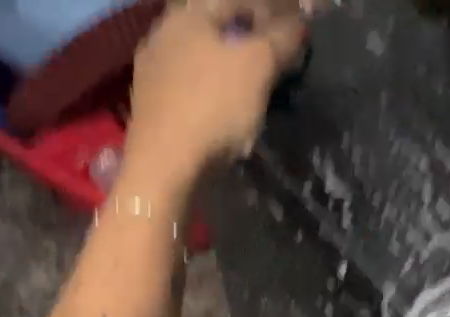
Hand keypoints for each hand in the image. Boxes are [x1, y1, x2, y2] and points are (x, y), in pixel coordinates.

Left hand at [121, 0, 307, 196]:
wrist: (164, 167)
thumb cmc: (213, 107)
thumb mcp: (258, 66)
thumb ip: (281, 39)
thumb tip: (299, 26)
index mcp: (188, 13)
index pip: (236, 1)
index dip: (271, 14)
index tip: (293, 37)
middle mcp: (163, 33)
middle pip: (215, 29)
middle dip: (246, 41)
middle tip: (274, 62)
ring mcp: (152, 72)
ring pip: (200, 59)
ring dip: (227, 69)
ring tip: (252, 90)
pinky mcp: (150, 107)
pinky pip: (188, 89)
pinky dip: (210, 94)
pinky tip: (223, 111)